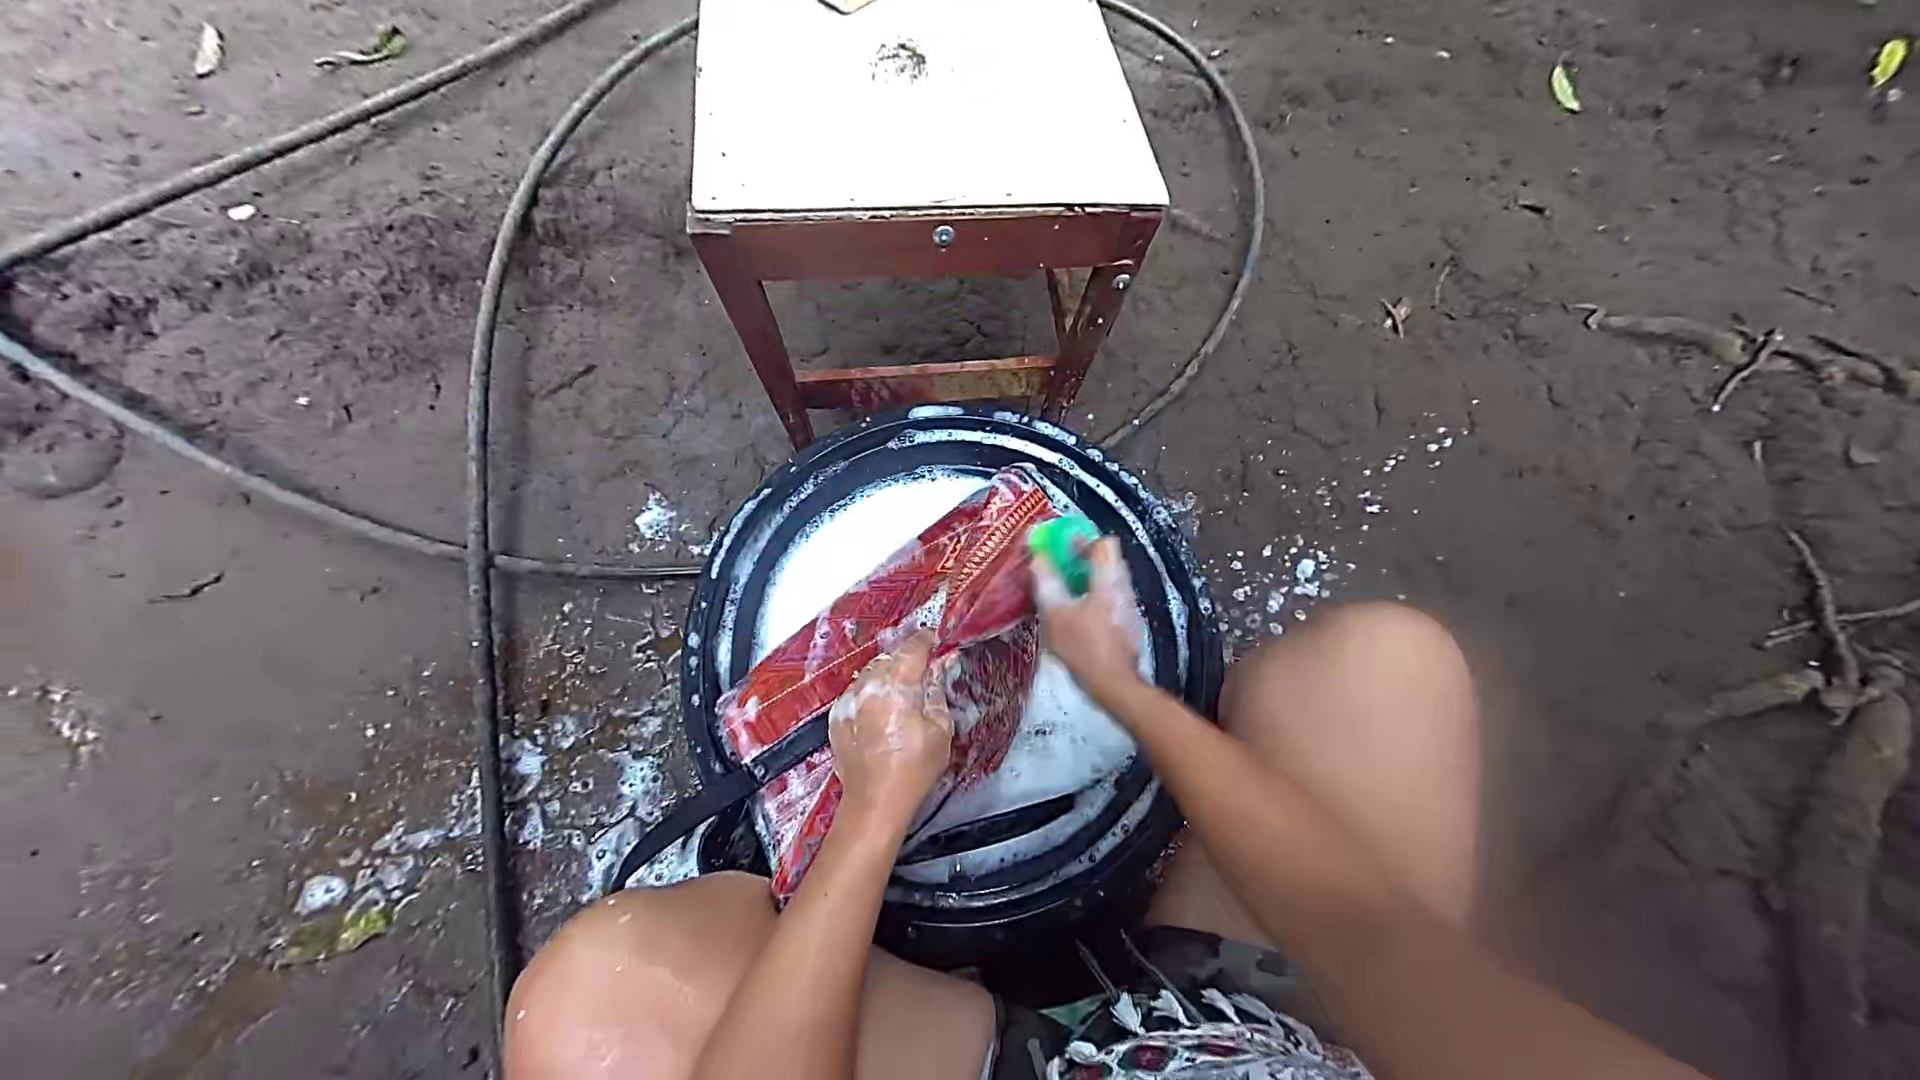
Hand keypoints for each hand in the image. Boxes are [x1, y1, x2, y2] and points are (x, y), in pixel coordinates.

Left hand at [826, 630, 953, 833]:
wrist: (874, 802)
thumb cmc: (913, 770)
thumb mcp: (940, 729)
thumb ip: (938, 690)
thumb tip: (943, 663)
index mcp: (897, 686)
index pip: (913, 647)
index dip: (928, 640)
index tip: (937, 641)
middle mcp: (869, 686)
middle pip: (891, 656)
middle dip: (909, 659)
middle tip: (924, 672)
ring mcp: (849, 700)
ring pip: (871, 671)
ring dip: (888, 674)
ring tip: (902, 694)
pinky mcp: (838, 715)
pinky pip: (857, 691)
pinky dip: (871, 693)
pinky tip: (882, 711)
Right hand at [1033, 536, 1145, 707]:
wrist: (1115, 686)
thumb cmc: (1084, 648)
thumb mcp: (1055, 614)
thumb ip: (1046, 581)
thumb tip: (1037, 553)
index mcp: (1109, 580)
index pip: (1104, 543)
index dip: (1082, 540)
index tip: (1061, 547)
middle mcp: (1124, 588)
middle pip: (1107, 560)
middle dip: (1081, 559)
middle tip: (1057, 569)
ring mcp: (1129, 607)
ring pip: (1108, 581)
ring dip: (1086, 580)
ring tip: (1062, 593)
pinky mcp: (1127, 625)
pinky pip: (1109, 599)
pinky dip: (1092, 598)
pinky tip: (1075, 616)